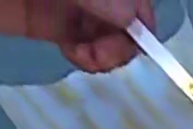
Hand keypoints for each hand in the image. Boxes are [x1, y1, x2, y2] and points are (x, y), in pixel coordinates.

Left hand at [0, 0, 155, 72]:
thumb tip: (131, 17)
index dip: (141, 12)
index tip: (139, 34)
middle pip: (126, 16)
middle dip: (126, 37)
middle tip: (107, 51)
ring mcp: (68, 2)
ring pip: (112, 35)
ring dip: (111, 53)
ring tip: (90, 57)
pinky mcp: (51, 24)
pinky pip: (87, 47)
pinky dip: (92, 59)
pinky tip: (79, 58)